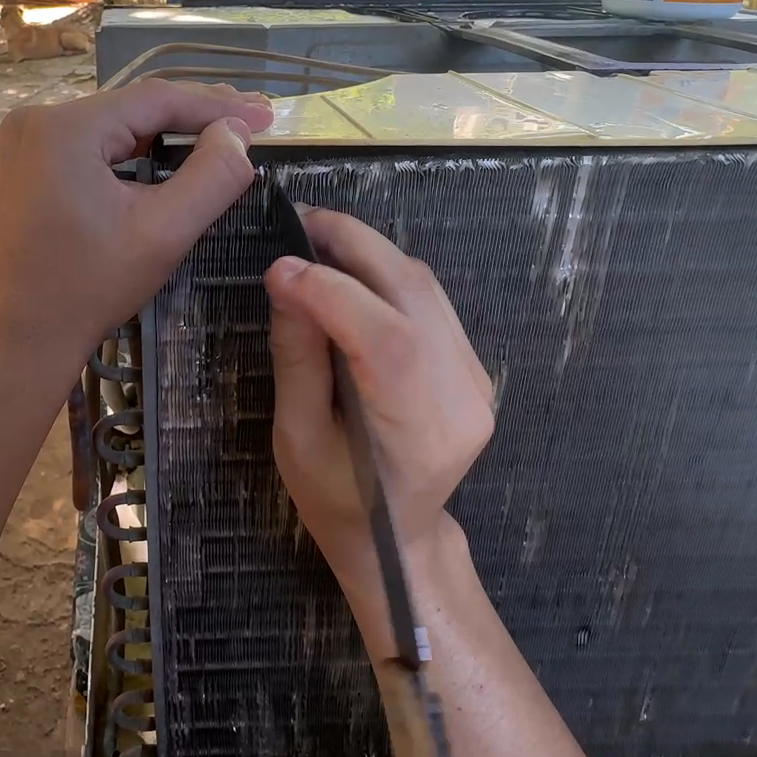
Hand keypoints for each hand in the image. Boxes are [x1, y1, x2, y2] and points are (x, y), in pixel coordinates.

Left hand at [0, 79, 272, 382]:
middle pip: (133, 108)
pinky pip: (95, 144)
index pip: (155, 99)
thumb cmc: (90, 287)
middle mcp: (38, 120)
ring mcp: (27, 141)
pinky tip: (171, 154)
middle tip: (254, 120)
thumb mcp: (162, 232)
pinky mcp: (29, 164)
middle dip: (195, 116)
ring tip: (222, 133)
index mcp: (64, 127)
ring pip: (116, 125)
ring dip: (167, 132)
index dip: (216, 105)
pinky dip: (136, 150)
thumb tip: (238, 133)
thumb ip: (211, 176)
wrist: (22, 337)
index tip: (267, 115)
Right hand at [265, 208, 494, 616]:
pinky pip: (428, 299)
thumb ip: (297, 357)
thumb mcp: (296, 437)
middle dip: (352, 244)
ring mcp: (476, 377)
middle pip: (414, 294)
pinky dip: (384, 272)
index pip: (388, 341)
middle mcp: (462, 398)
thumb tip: (286, 278)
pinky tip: (348, 268)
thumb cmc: (334, 497)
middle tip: (298, 220)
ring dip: (367, 250)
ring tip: (315, 236)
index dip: (333, 293)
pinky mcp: (472, 363)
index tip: (280, 266)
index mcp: (418, 434)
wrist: (396, 537)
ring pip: (423, 285)